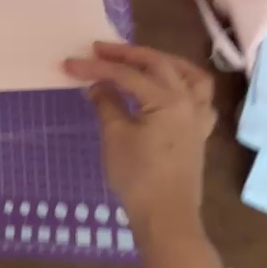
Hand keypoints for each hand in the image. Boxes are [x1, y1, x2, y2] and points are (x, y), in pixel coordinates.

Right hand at [63, 41, 216, 251]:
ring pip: (188, 75)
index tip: (69, 64)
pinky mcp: (197, 131)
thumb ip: (107, 103)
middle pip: (159, 65)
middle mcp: (188, 102)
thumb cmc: (138, 176)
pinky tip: (163, 89)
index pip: (127, 75)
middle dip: (127, 54)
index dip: (96, 67)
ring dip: (163, 62)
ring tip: (139, 60)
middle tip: (98, 51)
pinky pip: (197, 96)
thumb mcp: (115, 136)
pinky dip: (180, 84)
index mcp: (168, 101)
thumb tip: (98, 85)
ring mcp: (198, 117)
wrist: (167, 216)